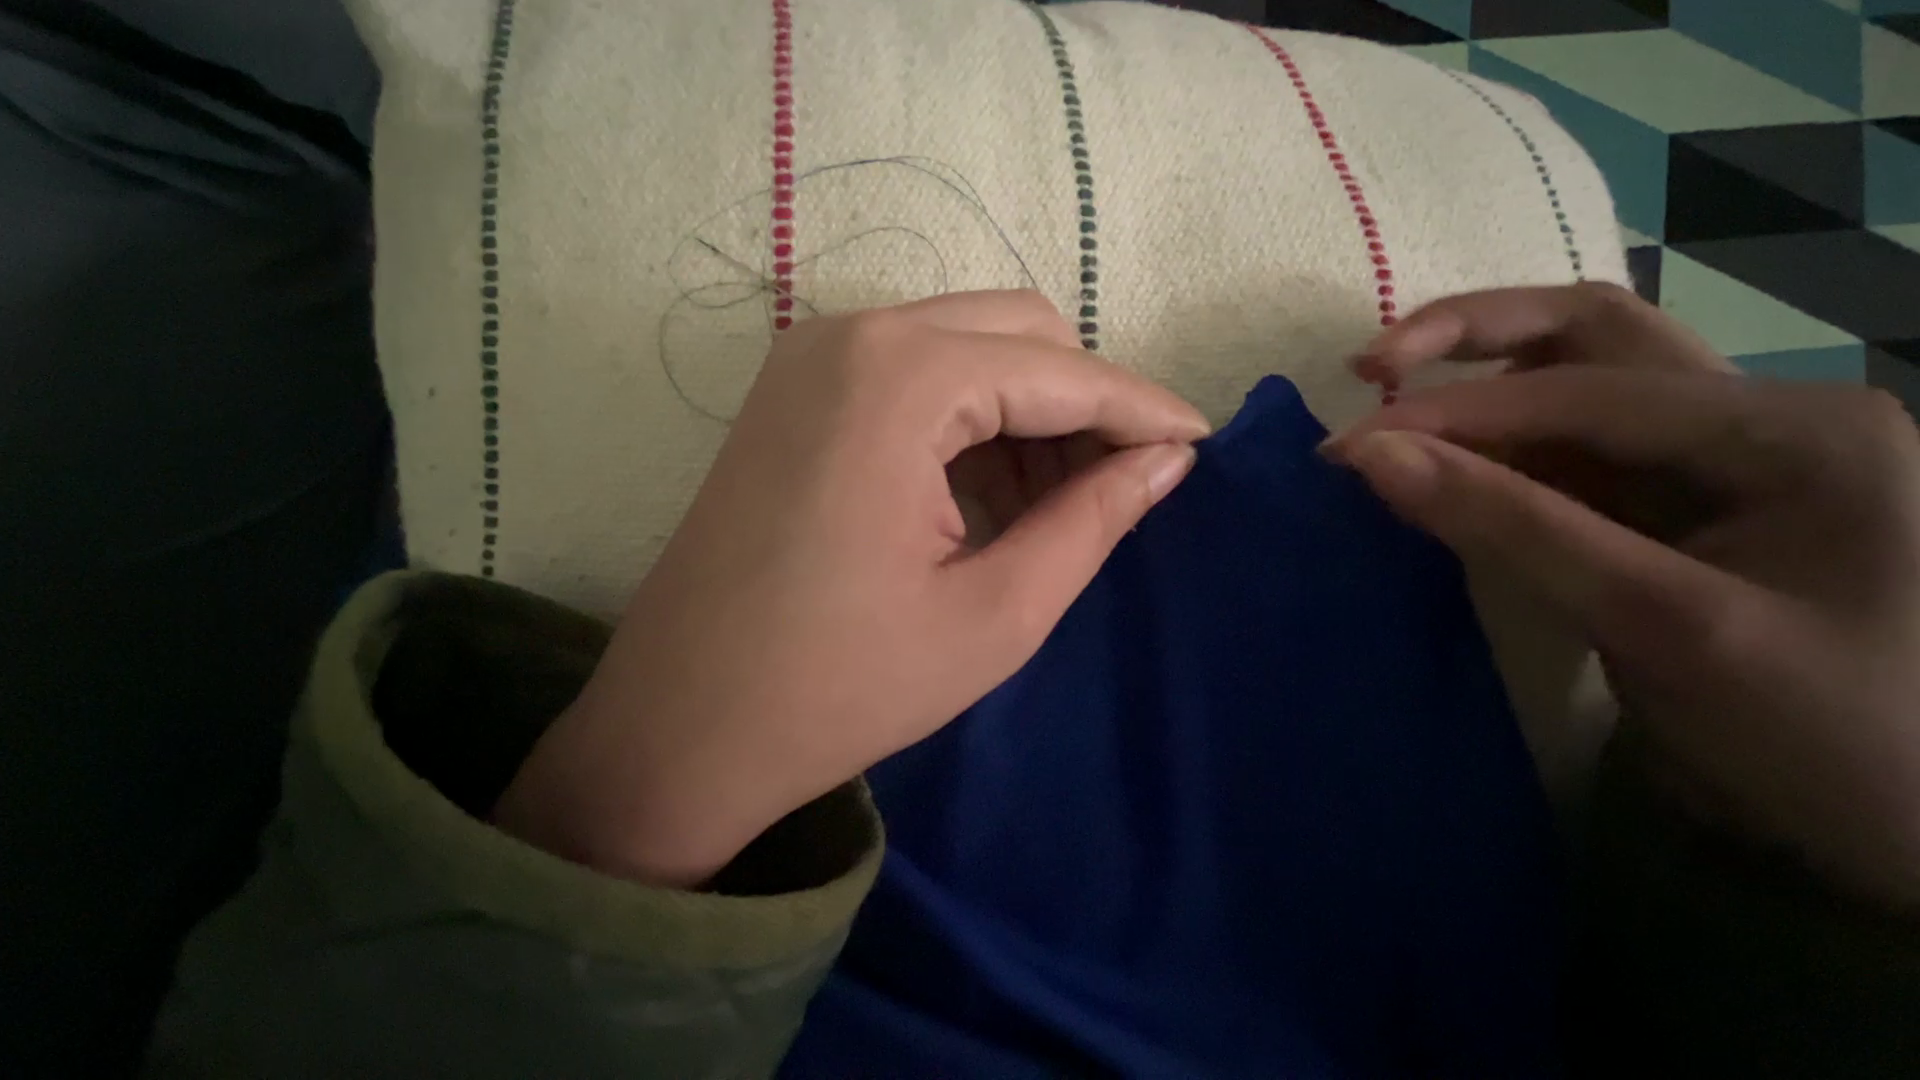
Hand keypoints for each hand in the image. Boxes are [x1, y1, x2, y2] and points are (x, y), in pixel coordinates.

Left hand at [493, 291, 1207, 886]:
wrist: (683, 726)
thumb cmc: (843, 686)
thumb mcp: (996, 613)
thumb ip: (1092, 519)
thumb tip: (1168, 461)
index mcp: (900, 378)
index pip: (1059, 370)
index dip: (1141, 409)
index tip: (1201, 445)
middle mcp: (850, 335)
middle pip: (1014, 332)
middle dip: (1082, 400)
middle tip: (1121, 484)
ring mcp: (809, 358)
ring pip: (962, 348)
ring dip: (1025, 409)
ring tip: (1055, 504)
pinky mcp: (790, 393)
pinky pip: (910, 377)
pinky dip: (965, 420)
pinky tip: (986, 496)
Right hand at [1326, 283, 1919, 904]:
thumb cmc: (1824, 732)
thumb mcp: (1658, 625)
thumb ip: (1510, 527)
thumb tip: (1369, 456)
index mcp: (1787, 428)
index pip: (1581, 389)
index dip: (1451, 412)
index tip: (1344, 447)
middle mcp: (1760, 414)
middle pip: (1592, 336)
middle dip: (1472, 339)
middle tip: (1370, 367)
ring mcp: (1722, 457)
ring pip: (1583, 382)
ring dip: (1485, 382)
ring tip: (1396, 406)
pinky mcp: (1683, 505)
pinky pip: (1577, 451)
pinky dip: (1500, 447)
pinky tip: (1449, 467)